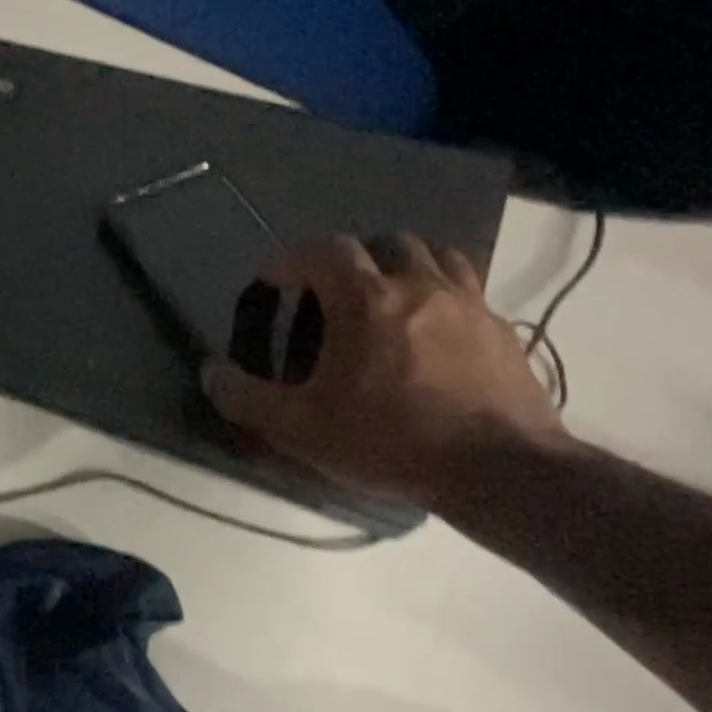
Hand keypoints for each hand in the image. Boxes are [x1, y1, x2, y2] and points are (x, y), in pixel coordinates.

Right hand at [201, 234, 563, 503]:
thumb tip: (211, 372)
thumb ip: (243, 397)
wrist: (499, 469)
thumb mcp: (296, 428)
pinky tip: (422, 333)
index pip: (323, 250)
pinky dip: (435, 293)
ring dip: (398, 267)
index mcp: (366, 300)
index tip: (269, 282)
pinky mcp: (500, 328)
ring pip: (434, 254)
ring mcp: (469, 303)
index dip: (289, 259)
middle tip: (324, 295)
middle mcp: (421, 287)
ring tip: (377, 302)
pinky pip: (465, 288)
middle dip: (347, 259)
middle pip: (383, 242)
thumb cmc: (388, 440)